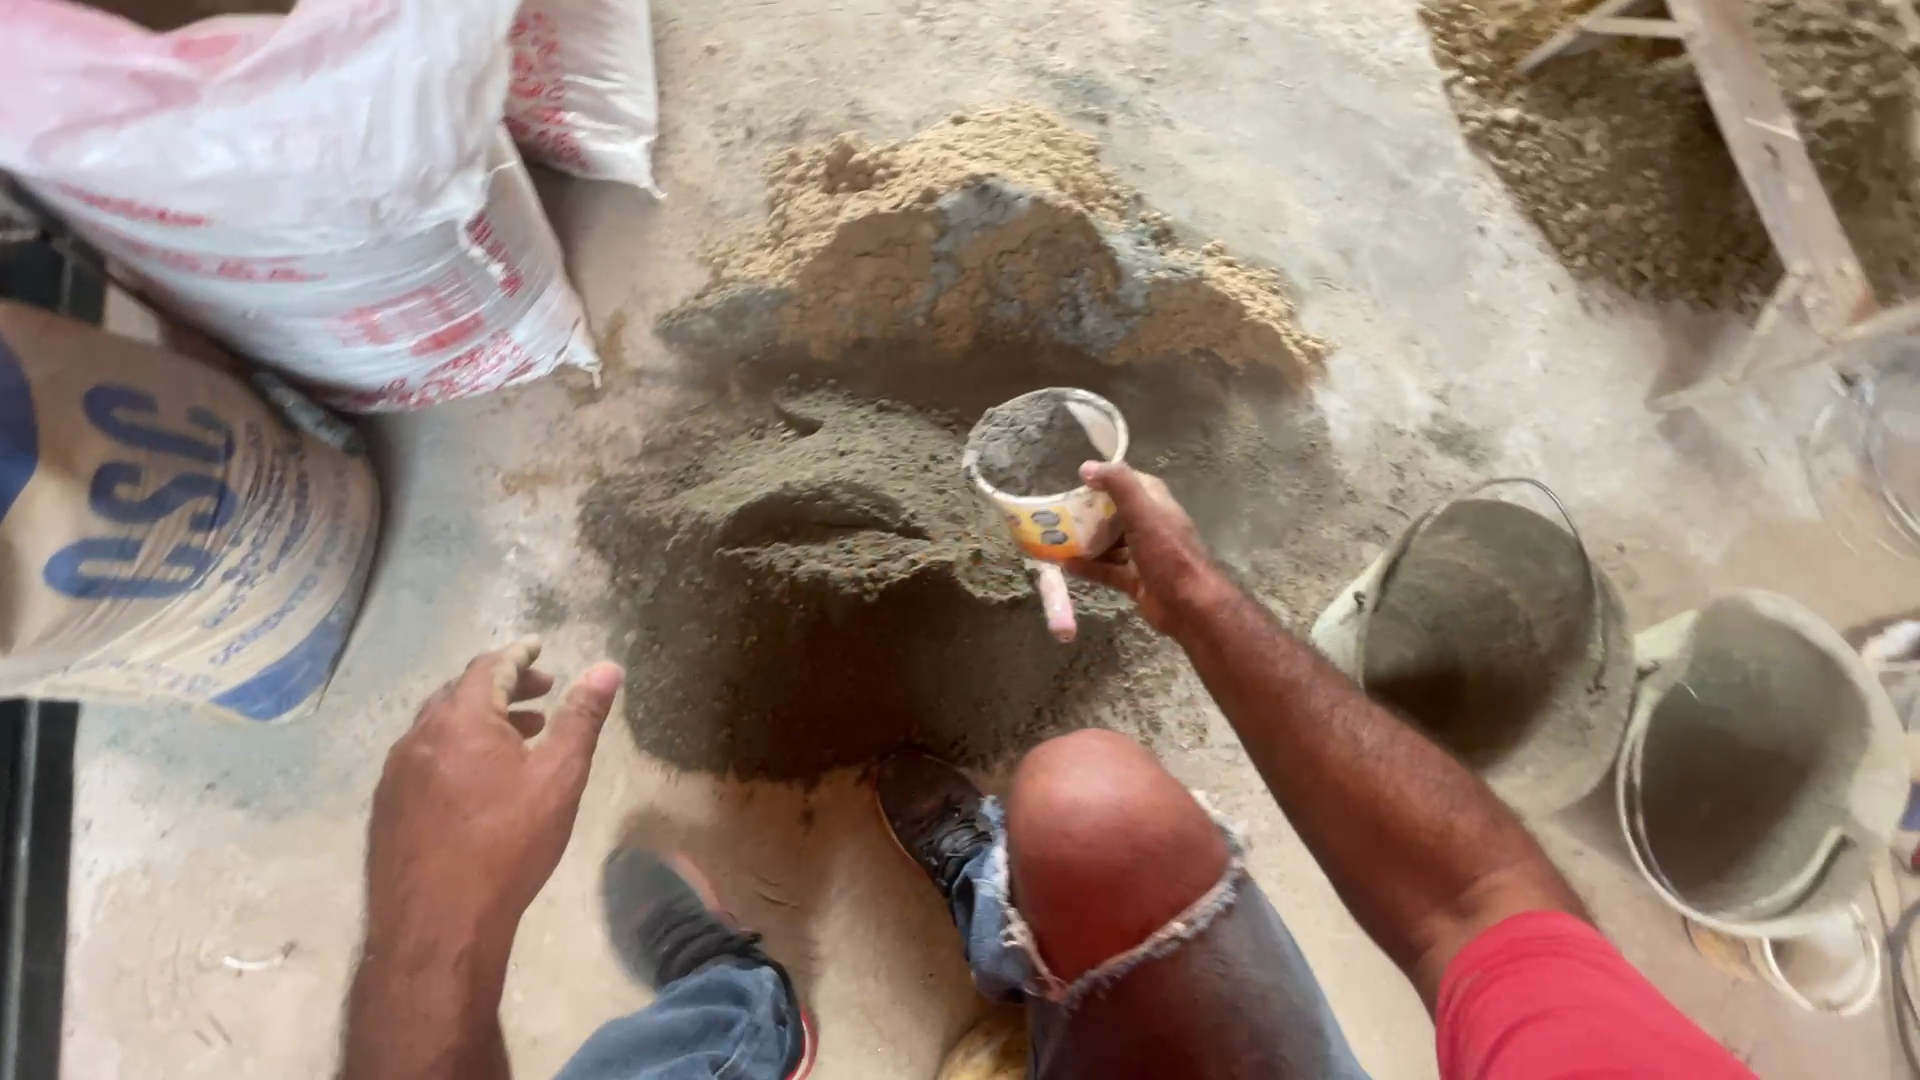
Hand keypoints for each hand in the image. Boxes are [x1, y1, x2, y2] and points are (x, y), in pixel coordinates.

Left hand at [364, 638, 623, 953]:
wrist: (437, 928)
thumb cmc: (508, 842)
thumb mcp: (560, 774)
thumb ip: (582, 716)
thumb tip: (607, 668)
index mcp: (460, 721)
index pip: (488, 667)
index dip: (518, 654)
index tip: (539, 648)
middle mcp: (418, 739)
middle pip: (460, 692)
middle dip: (504, 685)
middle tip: (544, 692)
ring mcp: (395, 776)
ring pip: (440, 726)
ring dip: (482, 718)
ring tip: (523, 733)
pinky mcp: (387, 809)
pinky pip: (426, 757)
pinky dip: (459, 747)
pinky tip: (483, 778)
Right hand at [1064, 461, 1220, 634]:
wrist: (1190, 607)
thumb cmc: (1168, 555)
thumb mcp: (1144, 513)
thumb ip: (1119, 485)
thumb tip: (1087, 467)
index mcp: (1157, 506)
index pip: (1131, 483)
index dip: (1108, 480)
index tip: (1080, 483)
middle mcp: (1150, 527)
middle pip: (1116, 514)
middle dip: (1090, 514)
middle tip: (1061, 514)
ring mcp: (1143, 555)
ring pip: (1110, 543)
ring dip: (1087, 542)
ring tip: (1058, 539)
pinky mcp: (1135, 580)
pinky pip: (1107, 570)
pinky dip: (1088, 567)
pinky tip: (1065, 565)